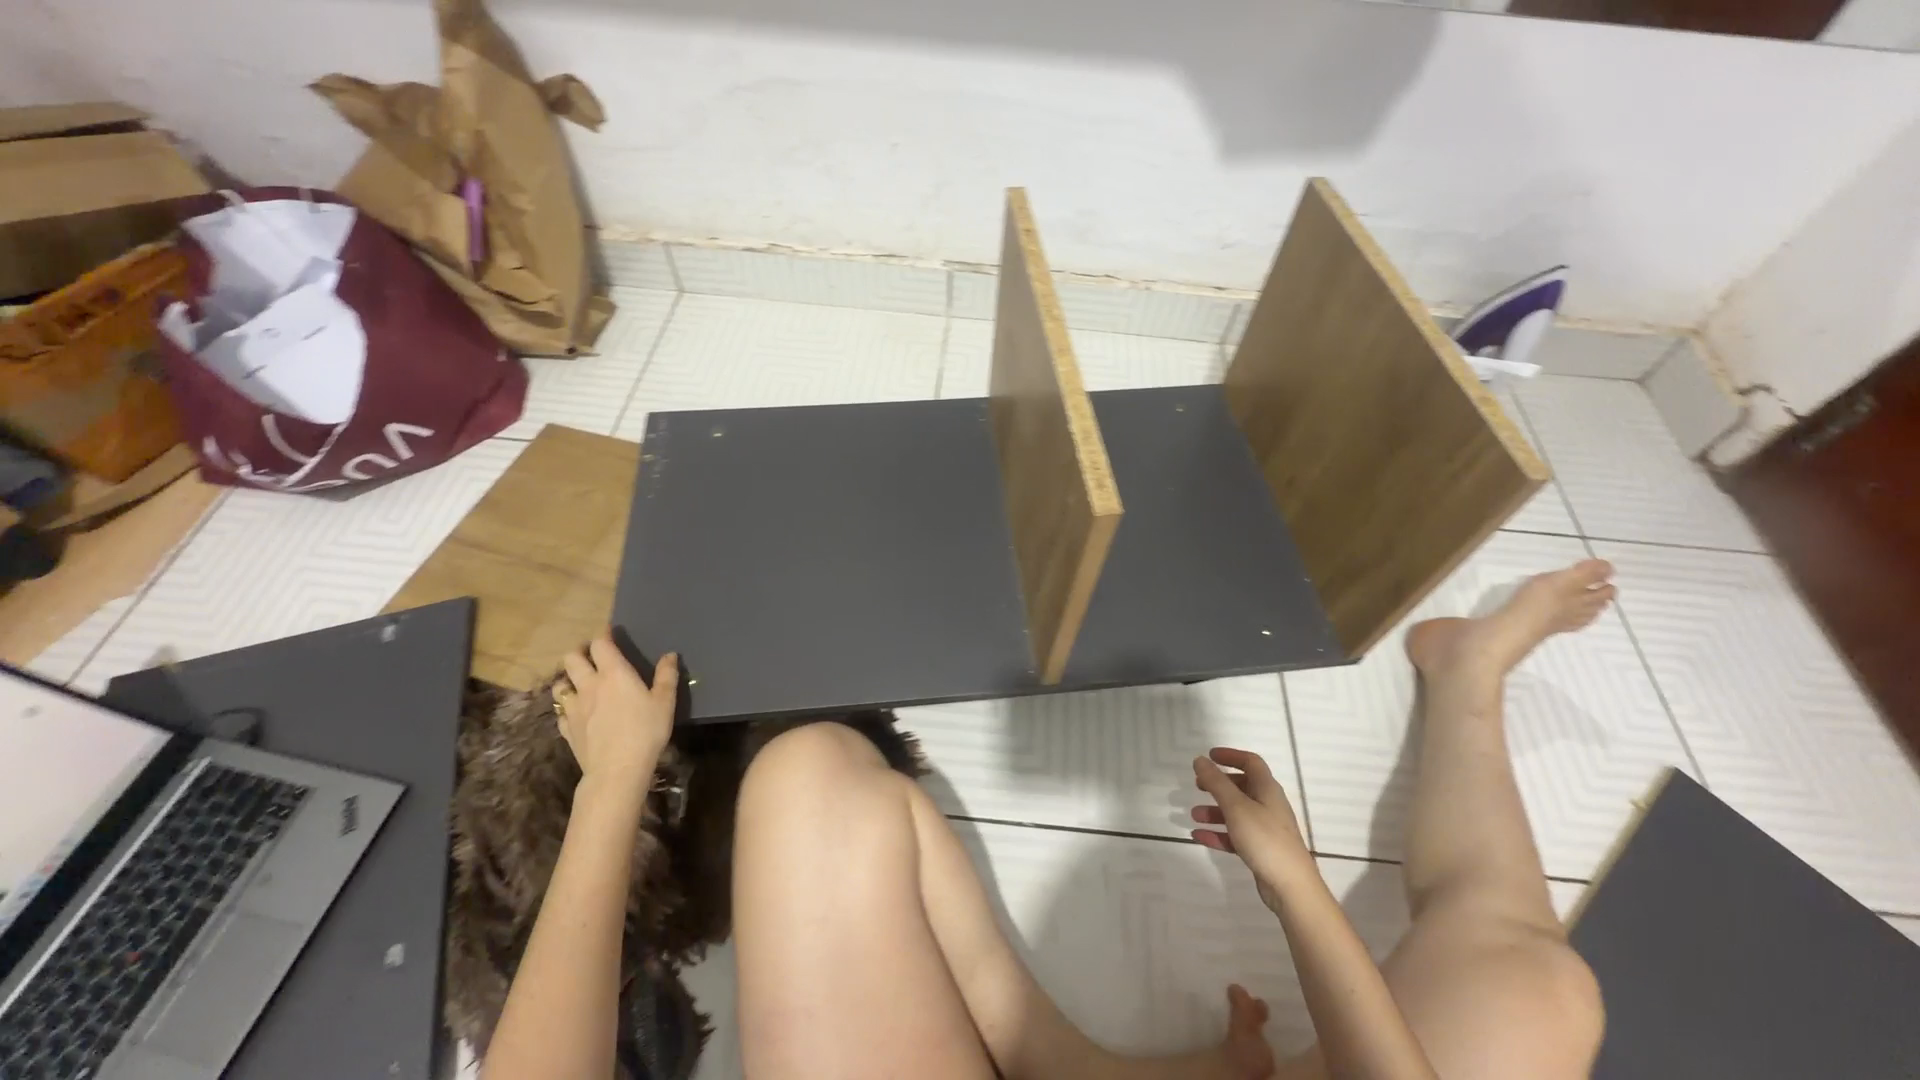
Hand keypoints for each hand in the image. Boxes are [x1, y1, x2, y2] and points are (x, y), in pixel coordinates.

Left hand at [556, 633, 677, 787]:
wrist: (617, 769)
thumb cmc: (646, 732)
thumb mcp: (665, 702)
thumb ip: (667, 676)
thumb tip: (670, 655)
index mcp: (614, 674)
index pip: (600, 644)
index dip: (603, 635)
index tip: (609, 633)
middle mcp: (589, 685)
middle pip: (572, 658)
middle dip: (580, 653)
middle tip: (592, 656)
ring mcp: (574, 707)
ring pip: (559, 684)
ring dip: (568, 679)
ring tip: (579, 682)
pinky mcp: (566, 728)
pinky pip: (560, 711)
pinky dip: (566, 707)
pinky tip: (576, 712)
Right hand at [1191, 748, 1311, 913]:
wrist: (1290, 886)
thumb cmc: (1264, 839)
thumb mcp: (1236, 807)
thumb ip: (1216, 782)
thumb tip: (1200, 760)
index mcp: (1267, 790)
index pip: (1251, 763)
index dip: (1231, 756)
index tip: (1209, 756)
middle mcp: (1268, 805)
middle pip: (1242, 787)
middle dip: (1218, 784)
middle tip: (1197, 785)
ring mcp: (1265, 828)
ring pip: (1236, 812)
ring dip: (1215, 810)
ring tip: (1195, 815)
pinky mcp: (1260, 849)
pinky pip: (1235, 835)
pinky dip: (1218, 833)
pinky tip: (1198, 836)